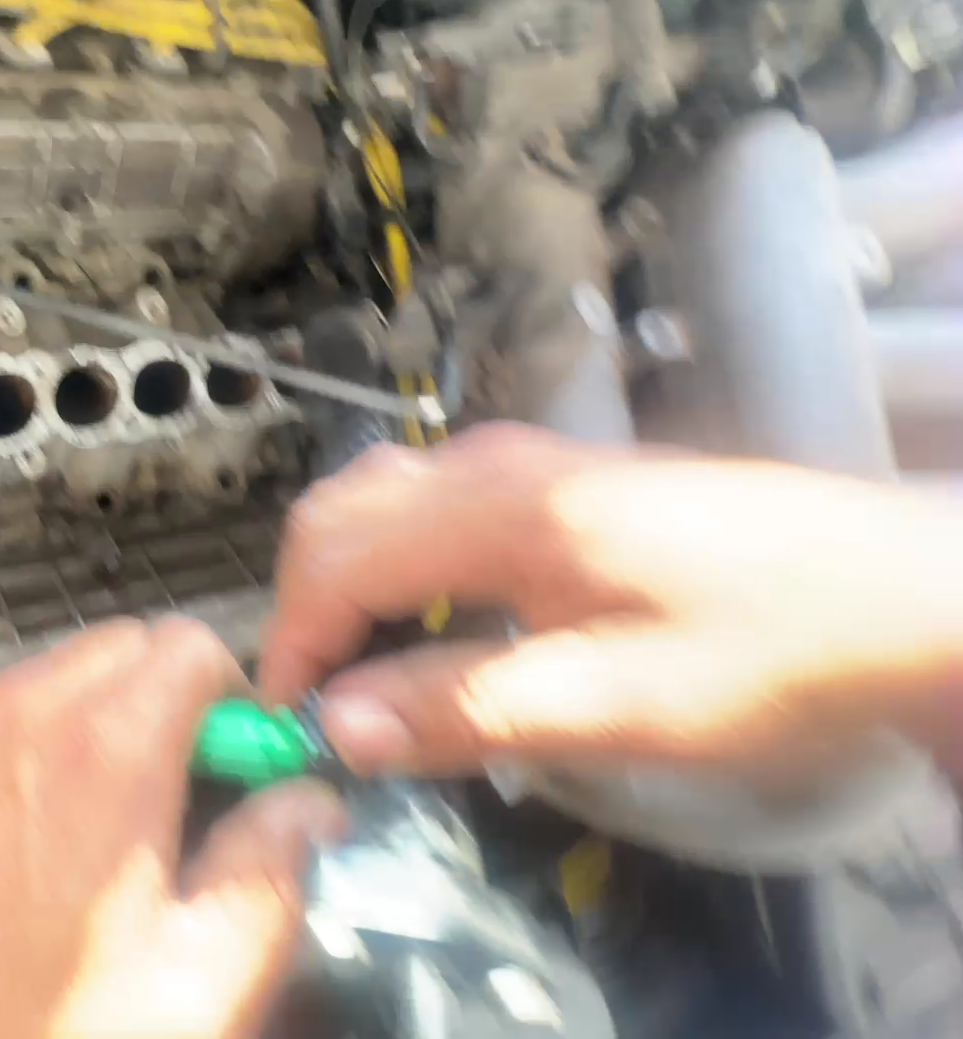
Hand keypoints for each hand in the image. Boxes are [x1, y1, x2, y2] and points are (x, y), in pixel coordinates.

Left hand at [0, 619, 345, 1038]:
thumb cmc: (24, 1032)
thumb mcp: (184, 987)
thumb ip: (265, 876)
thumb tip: (306, 807)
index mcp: (103, 747)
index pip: (193, 646)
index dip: (233, 700)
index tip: (240, 764)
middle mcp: (26, 706)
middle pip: (133, 645)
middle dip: (175, 698)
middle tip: (185, 794)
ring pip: (74, 667)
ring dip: (113, 711)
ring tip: (115, 816)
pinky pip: (17, 698)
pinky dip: (53, 727)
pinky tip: (49, 817)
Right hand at [259, 424, 962, 774]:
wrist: (906, 590)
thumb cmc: (771, 651)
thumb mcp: (621, 705)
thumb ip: (464, 710)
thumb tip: (337, 730)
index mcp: (499, 510)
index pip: (338, 561)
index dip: (293, 641)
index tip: (289, 719)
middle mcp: (479, 464)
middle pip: (329, 517)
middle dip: (299, 609)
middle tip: (318, 696)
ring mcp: (499, 459)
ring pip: (356, 502)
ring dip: (328, 581)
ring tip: (352, 661)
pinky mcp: (518, 473)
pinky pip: (400, 504)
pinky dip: (369, 562)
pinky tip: (408, 615)